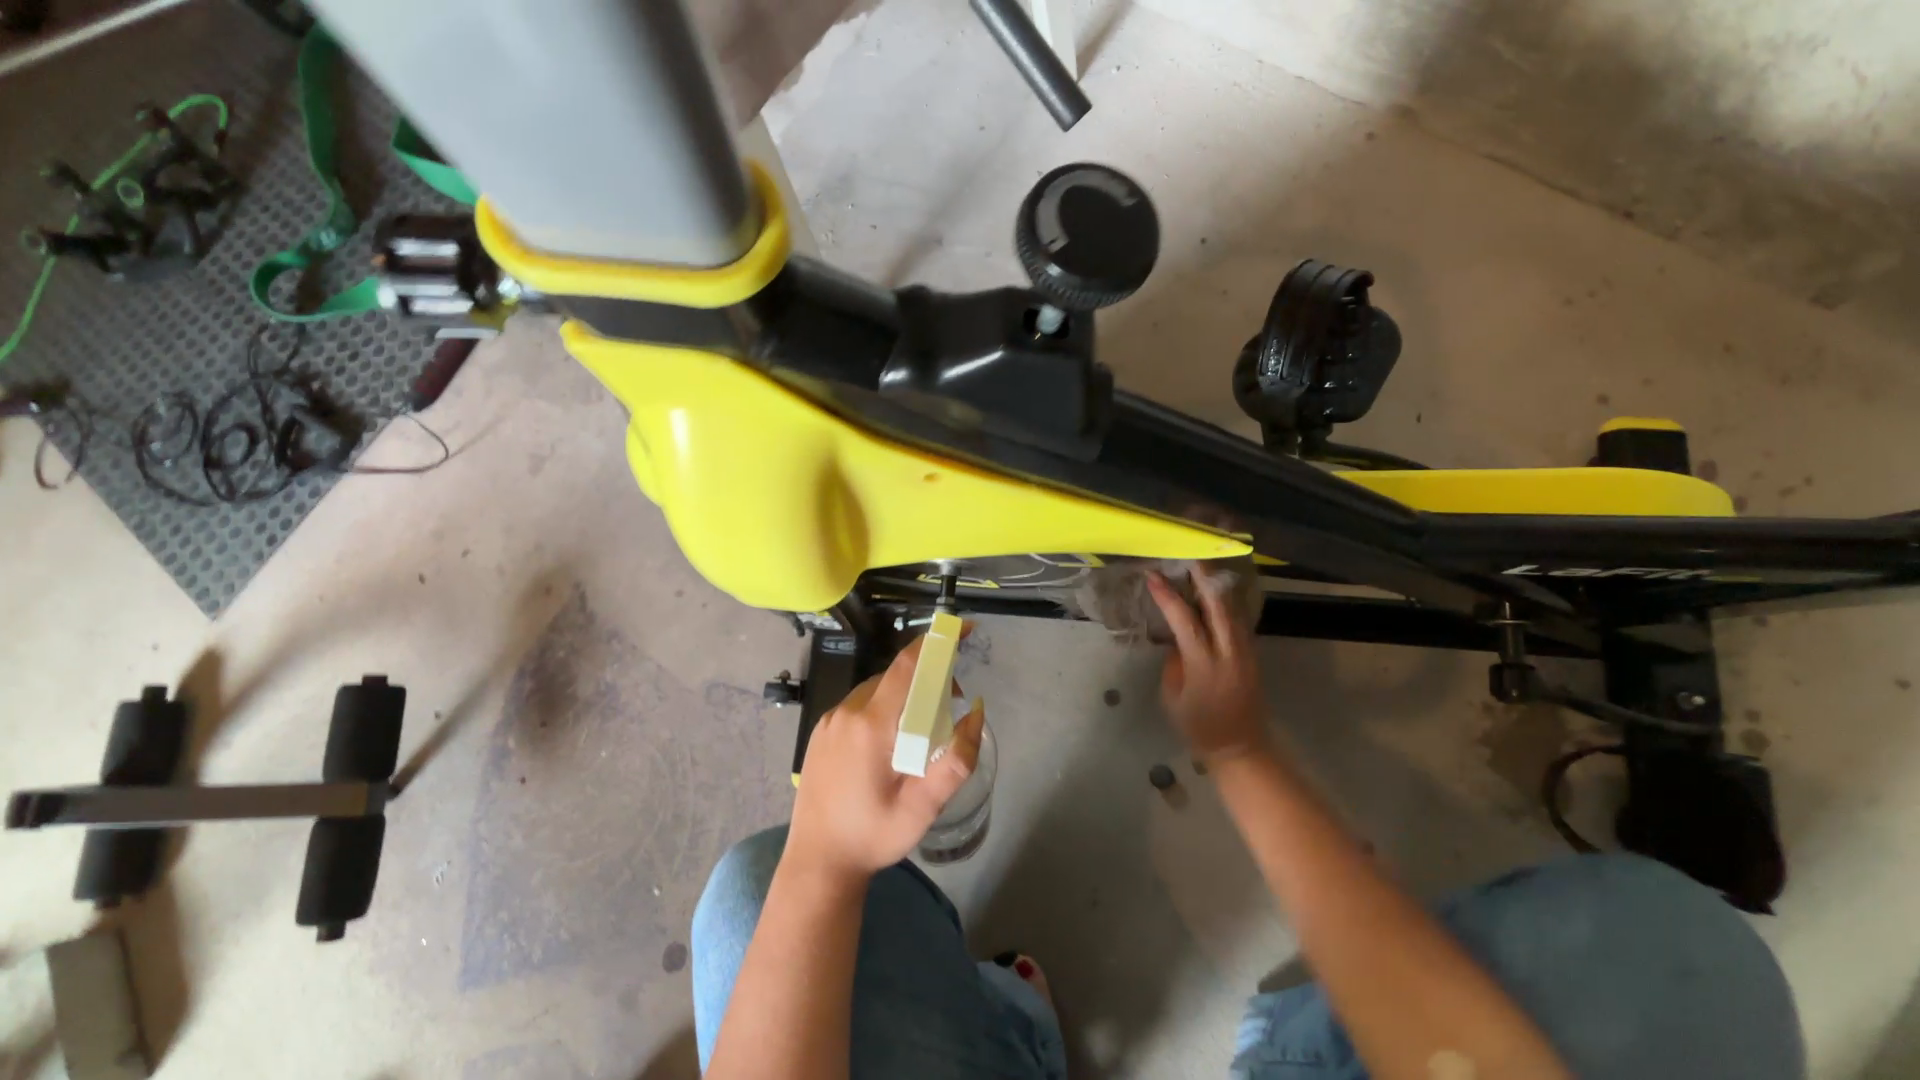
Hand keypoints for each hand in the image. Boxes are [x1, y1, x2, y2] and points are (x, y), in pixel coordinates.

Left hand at [786, 634, 985, 885]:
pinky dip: (884, 709)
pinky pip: (860, 706)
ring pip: (877, 691)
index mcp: (872, 725)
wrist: (818, 862)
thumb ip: (956, 762)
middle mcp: (847, 712)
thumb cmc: (873, 836)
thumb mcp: (923, 808)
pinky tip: (893, 741)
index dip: (937, 643)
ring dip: (906, 696)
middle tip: (953, 707)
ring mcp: (830, 721)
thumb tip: (976, 715)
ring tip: (925, 730)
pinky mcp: (822, 733)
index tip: (963, 631)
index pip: (907, 666)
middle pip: (895, 678)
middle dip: (929, 680)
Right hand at [1147, 567, 1267, 761]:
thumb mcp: (1172, 698)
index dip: (1168, 597)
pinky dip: (1227, 604)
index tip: (1153, 576)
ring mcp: (1245, 652)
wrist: (1240, 747)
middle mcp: (1229, 652)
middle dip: (1204, 579)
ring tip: (1203, 568)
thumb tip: (1176, 641)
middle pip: (1218, 605)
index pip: (1185, 620)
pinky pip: (1239, 621)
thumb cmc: (1199, 727)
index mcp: (1204, 664)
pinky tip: (1217, 594)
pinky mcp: (1252, 655)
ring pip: (1233, 610)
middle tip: (1190, 556)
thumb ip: (1174, 664)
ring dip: (1218, 587)